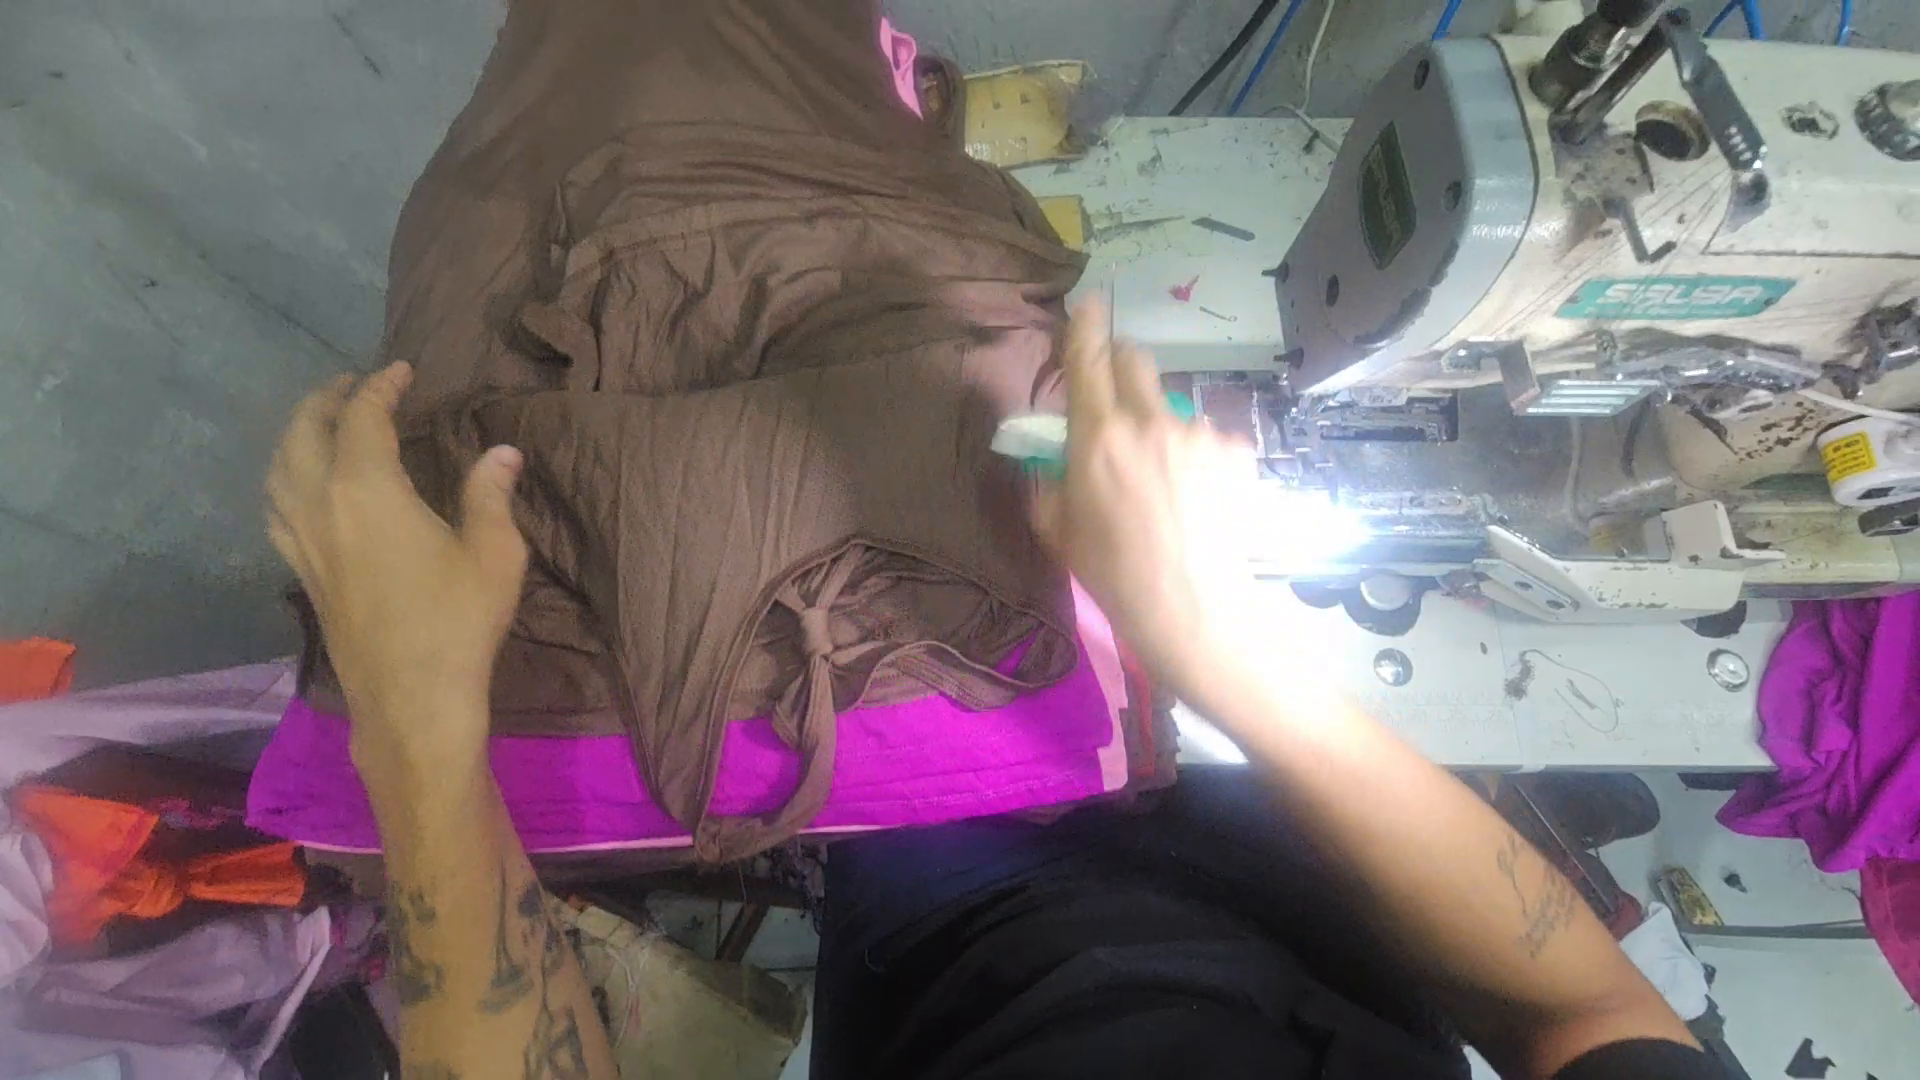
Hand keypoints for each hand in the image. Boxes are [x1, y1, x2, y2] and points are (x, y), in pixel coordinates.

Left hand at [266, 362, 525, 768]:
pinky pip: (276, 506)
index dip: (382, 388)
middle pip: (304, 433)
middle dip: (327, 400)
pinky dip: (284, 477)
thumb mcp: (494, 551)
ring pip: (277, 468)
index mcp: (369, 491)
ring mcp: (302, 541)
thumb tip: (502, 450)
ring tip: (321, 424)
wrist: (413, 692)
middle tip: (354, 384)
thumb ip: (491, 494)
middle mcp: (321, 505)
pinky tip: (300, 487)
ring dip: (296, 434)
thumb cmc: (461, 616)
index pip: (364, 420)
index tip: (402, 370)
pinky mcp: (301, 571)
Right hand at [1033, 302, 1261, 695]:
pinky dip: (1193, 454)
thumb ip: (1050, 478)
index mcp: (1098, 436)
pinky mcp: (1235, 452)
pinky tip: (1196, 495)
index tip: (1087, 304)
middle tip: (1113, 402)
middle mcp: (1149, 420)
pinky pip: (1205, 437)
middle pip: (1135, 358)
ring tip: (1162, 478)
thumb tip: (1056, 454)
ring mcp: (1198, 433)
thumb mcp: (1058, 529)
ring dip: (1157, 422)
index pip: (1088, 358)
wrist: (1193, 609)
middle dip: (1118, 366)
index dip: (1084, 324)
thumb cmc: (1112, 573)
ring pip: (1170, 403)